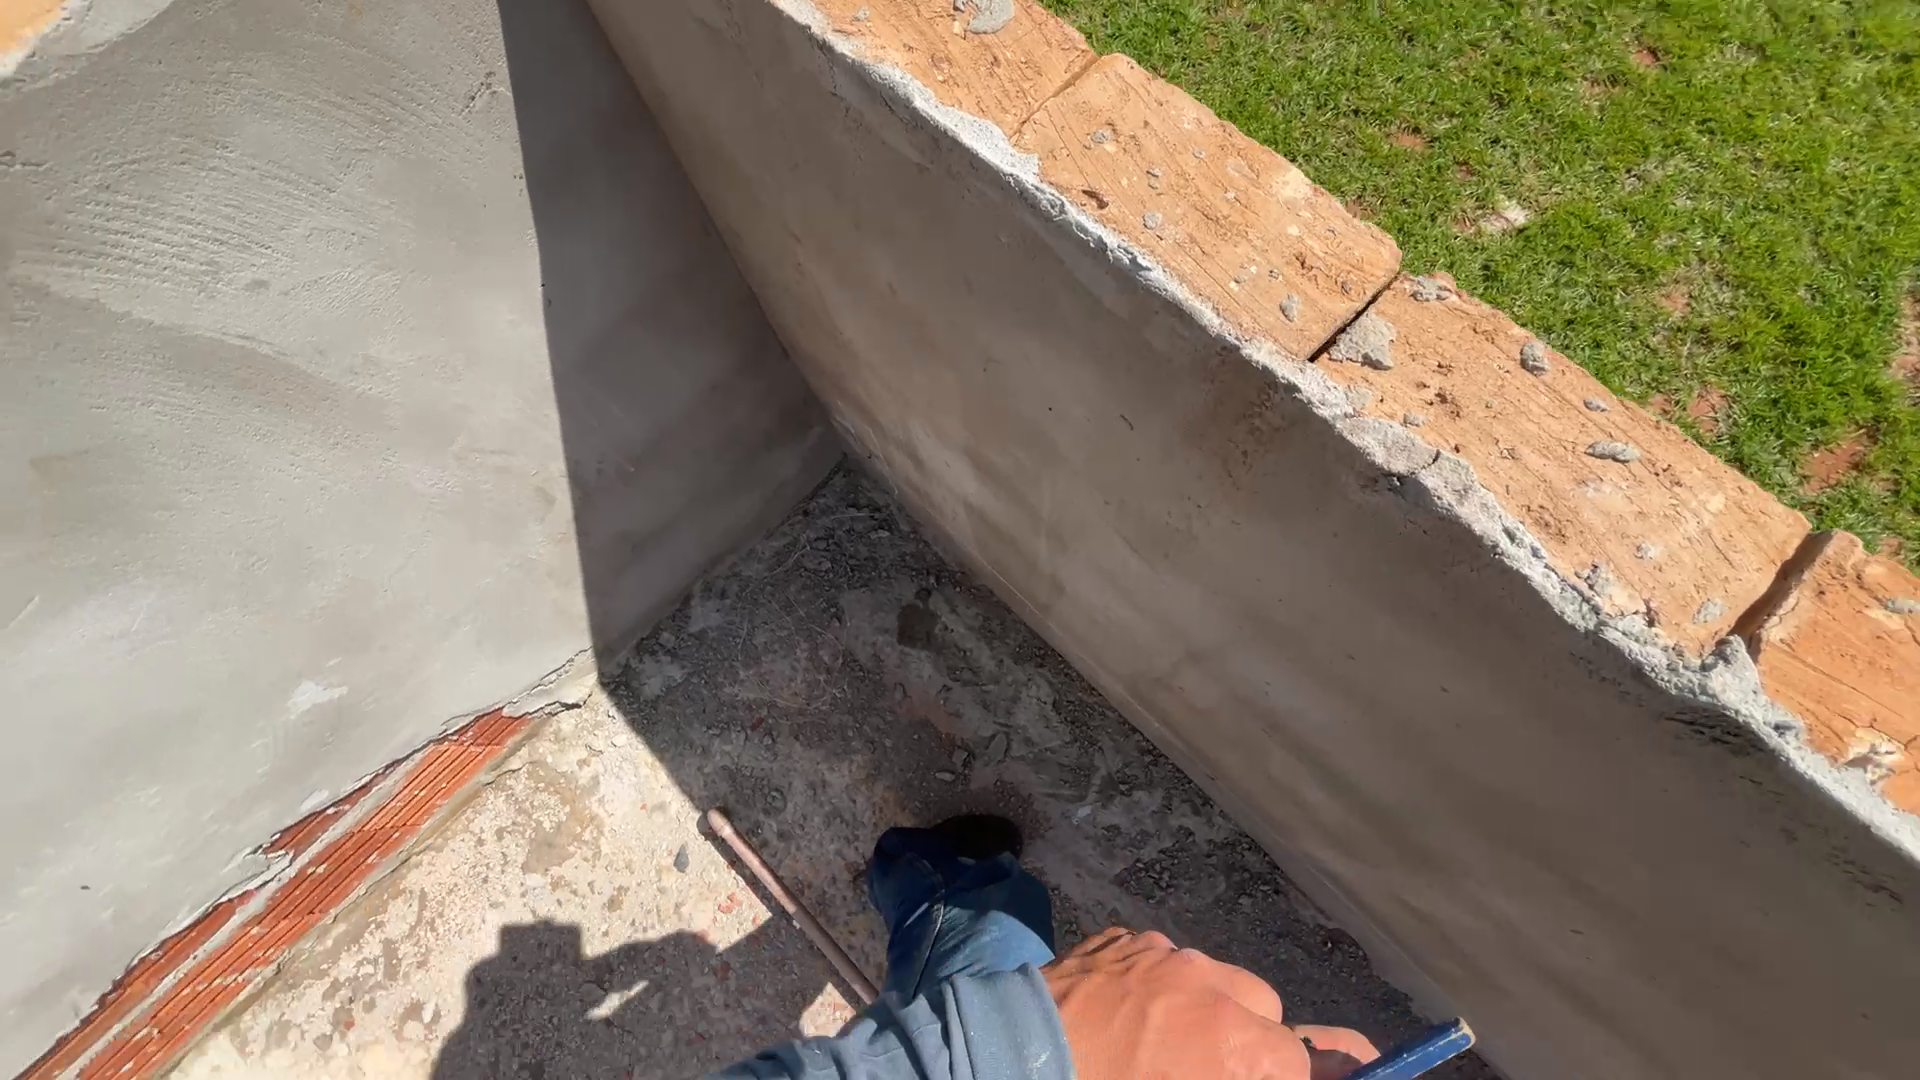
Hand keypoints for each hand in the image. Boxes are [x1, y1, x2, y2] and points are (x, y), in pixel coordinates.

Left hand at [1041, 927, 1380, 1079]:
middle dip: (1250, 1036)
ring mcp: (1162, 950)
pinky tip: (1124, 1008)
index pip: (1300, 1057)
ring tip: (1158, 1034)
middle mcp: (1210, 981)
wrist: (1025, 1057)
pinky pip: (1160, 956)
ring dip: (1203, 1002)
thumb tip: (1278, 1063)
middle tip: (1211, 1065)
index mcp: (1235, 1041)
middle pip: (1262, 1004)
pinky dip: (1157, 979)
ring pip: (1211, 975)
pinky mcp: (1122, 934)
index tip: (1281, 1077)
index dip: (1295, 1075)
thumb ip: (1248, 1071)